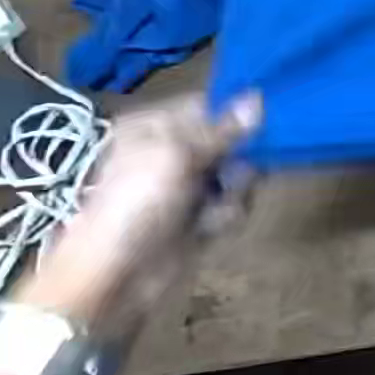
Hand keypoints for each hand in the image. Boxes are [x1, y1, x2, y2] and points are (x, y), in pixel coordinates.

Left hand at [15, 92, 261, 333]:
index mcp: (157, 127)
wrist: (113, 277)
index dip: (237, 115)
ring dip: (235, 191)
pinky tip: (208, 227)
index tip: (261, 125)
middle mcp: (175, 150)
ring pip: (241, 172)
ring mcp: (189, 183)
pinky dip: (226, 214)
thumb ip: (223, 129)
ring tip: (213, 209)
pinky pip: (236, 202)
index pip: (212, 106)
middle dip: (240, 159)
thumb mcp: (177, 156)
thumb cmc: (137, 204)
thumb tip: (258, 97)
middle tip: (230, 175)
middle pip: (235, 140)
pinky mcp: (202, 213)